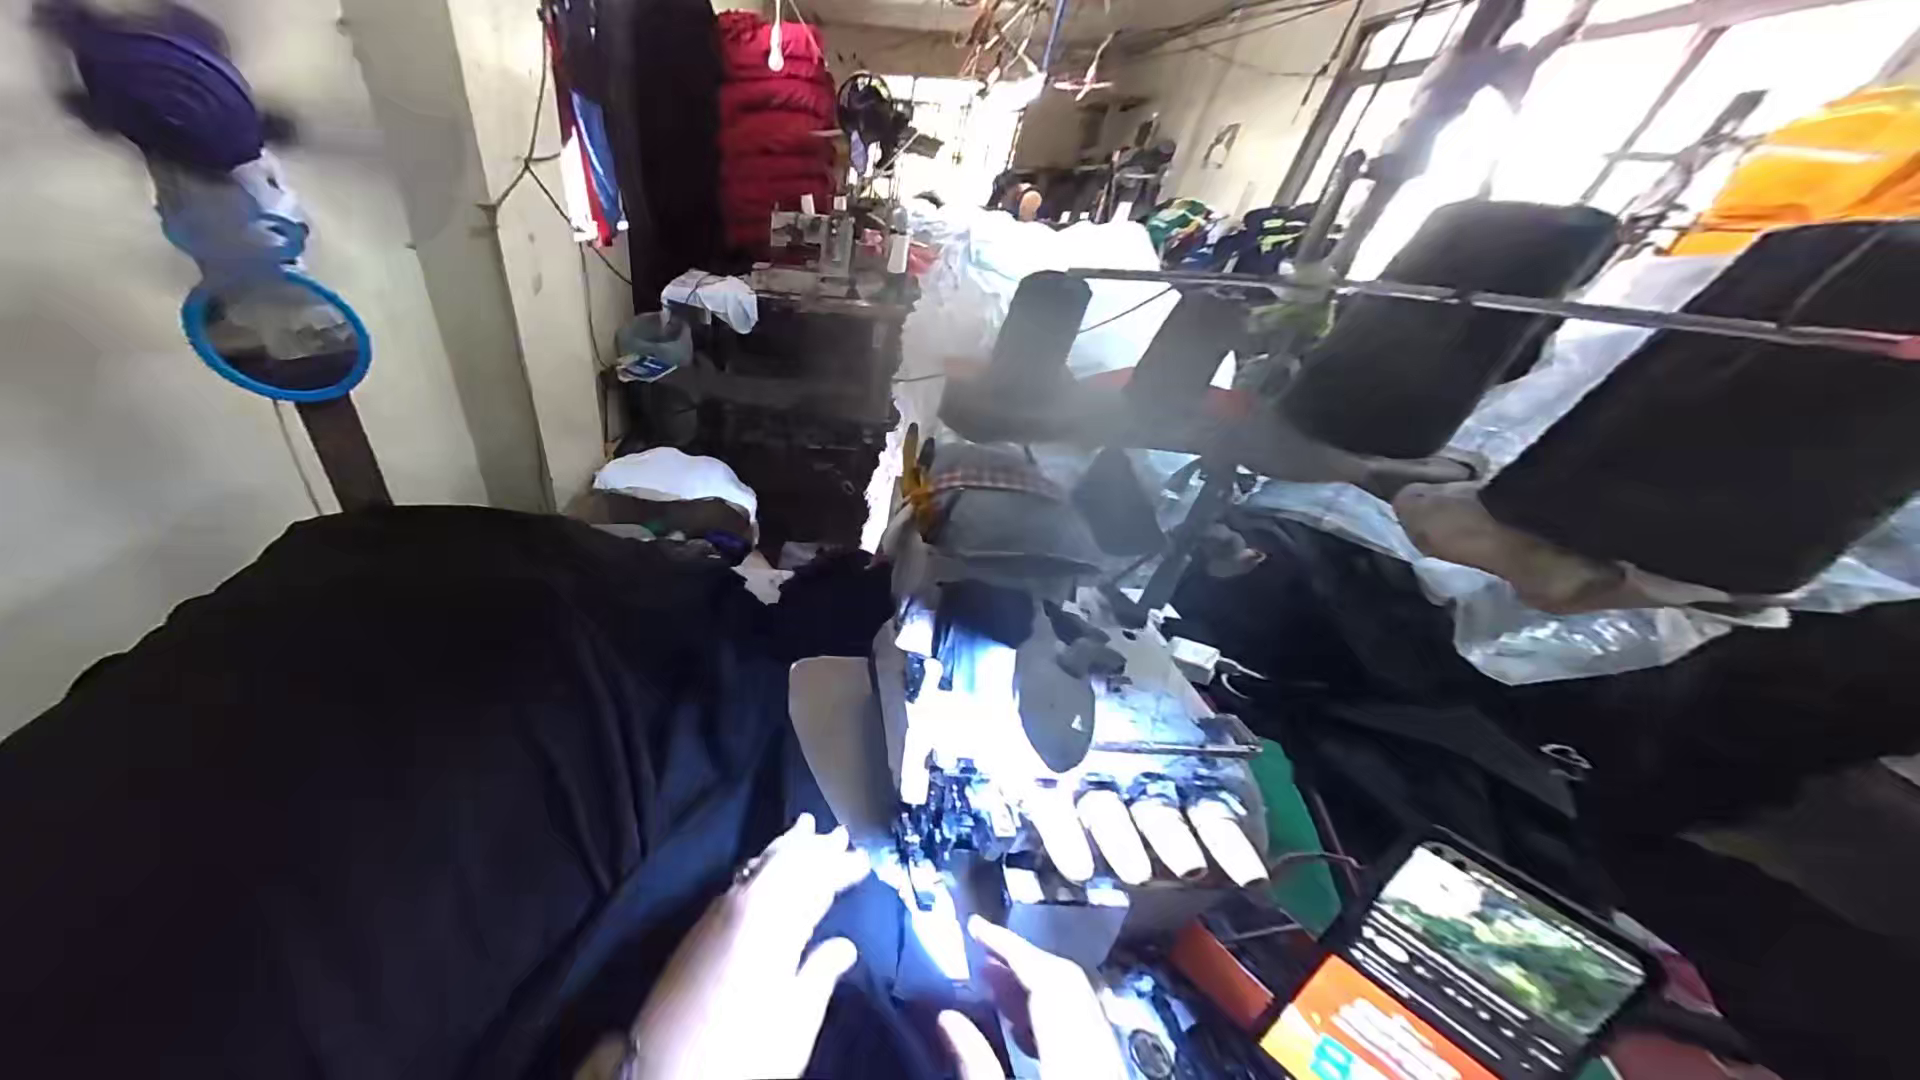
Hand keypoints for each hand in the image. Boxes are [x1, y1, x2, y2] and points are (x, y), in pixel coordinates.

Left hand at [619, 813, 870, 1079]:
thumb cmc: (738, 1055)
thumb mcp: (793, 1024)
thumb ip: (820, 975)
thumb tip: (844, 946)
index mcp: (772, 924)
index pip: (815, 881)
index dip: (840, 868)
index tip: (863, 858)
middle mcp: (744, 906)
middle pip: (786, 863)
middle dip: (815, 847)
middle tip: (839, 833)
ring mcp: (717, 914)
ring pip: (760, 865)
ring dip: (787, 846)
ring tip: (805, 829)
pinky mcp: (698, 929)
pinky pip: (741, 877)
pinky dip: (762, 863)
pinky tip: (766, 866)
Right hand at [937, 916, 1127, 1079]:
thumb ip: (978, 1063)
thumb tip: (947, 1017)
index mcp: (1075, 1048)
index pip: (1044, 974)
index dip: (1008, 944)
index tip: (975, 925)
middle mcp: (1099, 1045)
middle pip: (1064, 979)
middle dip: (1021, 958)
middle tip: (982, 950)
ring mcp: (1108, 1058)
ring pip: (1075, 1000)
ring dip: (1033, 983)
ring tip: (992, 978)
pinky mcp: (1107, 1070)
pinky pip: (1080, 1026)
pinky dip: (1049, 1012)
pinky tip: (1019, 1024)